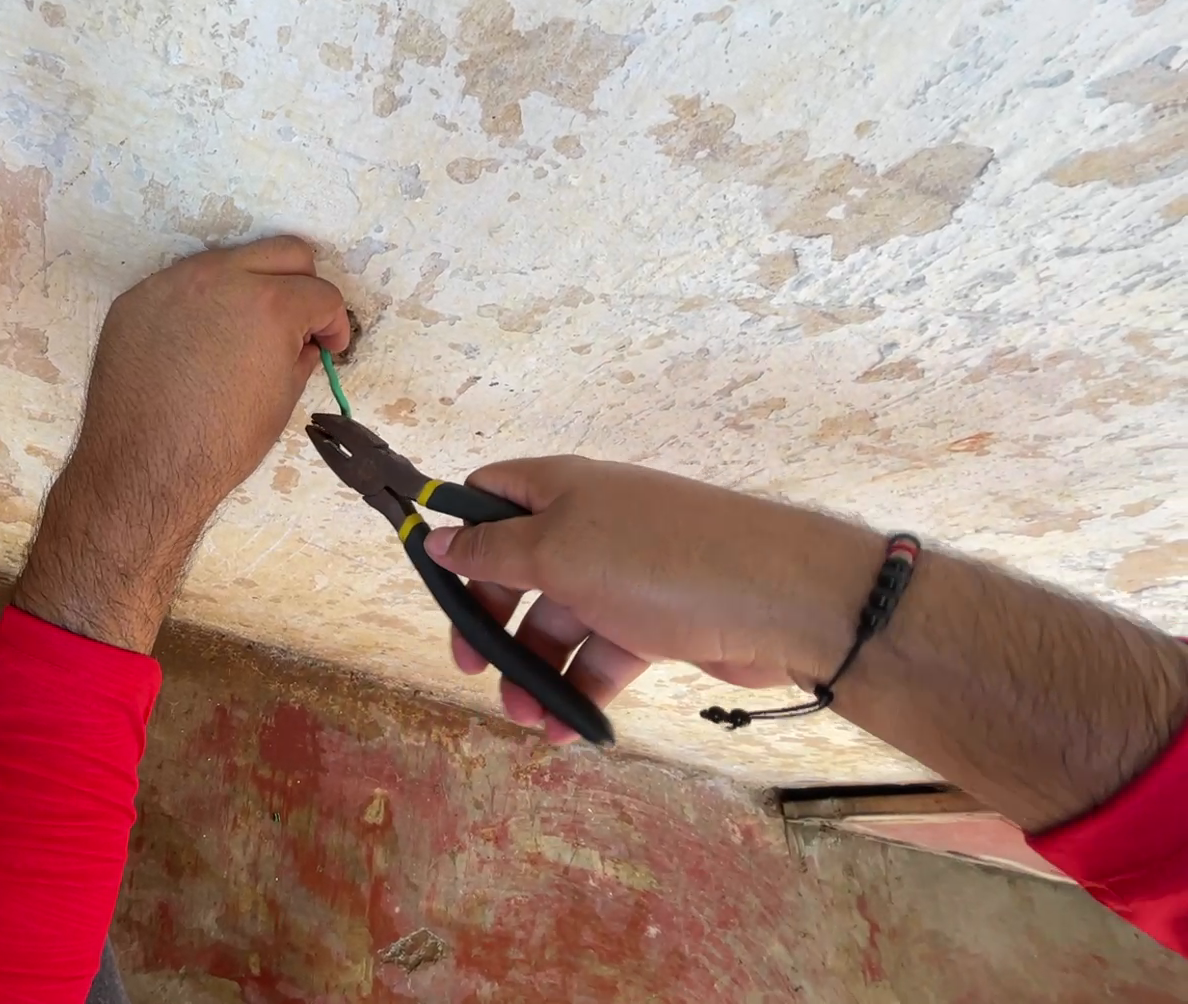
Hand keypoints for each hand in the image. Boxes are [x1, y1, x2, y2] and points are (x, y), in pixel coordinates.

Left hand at [14, 237, 348, 652]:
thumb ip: (300, 356)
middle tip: (296, 326)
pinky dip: (202, 306)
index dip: (334, 323)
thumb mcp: (280, 401)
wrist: (143, 467)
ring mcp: (174, 282)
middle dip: (302, 287)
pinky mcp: (138, 297)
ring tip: (241, 335)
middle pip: (285, 252)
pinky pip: (183, 287)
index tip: (330, 345)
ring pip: (229, 261)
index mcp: (269, 304)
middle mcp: (221, 276)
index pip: (321, 293)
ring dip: (249, 289)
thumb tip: (304, 342)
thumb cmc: (221, 444)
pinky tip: (196, 346)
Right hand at [423, 456, 884, 743]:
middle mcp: (582, 526)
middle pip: (514, 569)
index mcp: (555, 491)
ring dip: (534, 669)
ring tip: (525, 717)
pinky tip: (567, 728)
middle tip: (470, 665)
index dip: (458, 530)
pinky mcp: (650, 619)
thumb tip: (432, 537)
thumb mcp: (553, 551)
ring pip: (556, 620)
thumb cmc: (648, 559)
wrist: (786, 600)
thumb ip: (487, 550)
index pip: (487, 496)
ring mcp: (617, 574)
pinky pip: (599, 651)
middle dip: (491, 620)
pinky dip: (580, 686)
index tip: (438, 576)